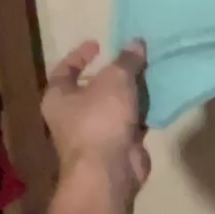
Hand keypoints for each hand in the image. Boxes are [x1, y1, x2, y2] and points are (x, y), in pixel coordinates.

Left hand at [44, 40, 150, 192]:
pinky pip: (128, 122)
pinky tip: (156, 99)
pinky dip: (140, 111)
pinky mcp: (114, 146)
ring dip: (129, 92)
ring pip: (112, 105)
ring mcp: (92, 133)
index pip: (65, 69)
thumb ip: (127, 60)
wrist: (108, 171)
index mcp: (58, 97)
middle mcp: (70, 116)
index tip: (98, 43)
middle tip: (132, 58)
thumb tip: (136, 42)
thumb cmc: (100, 118)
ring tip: (149, 74)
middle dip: (111, 73)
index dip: (80, 55)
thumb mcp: (116, 79)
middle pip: (90, 88)